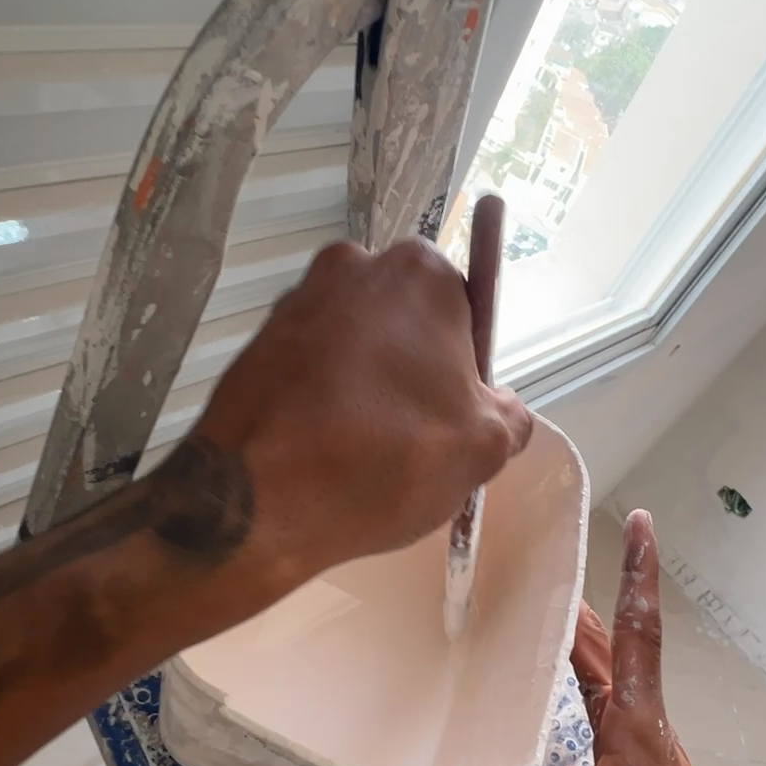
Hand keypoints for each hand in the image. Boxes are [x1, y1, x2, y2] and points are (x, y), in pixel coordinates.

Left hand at [189, 203, 530, 589]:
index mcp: (420, 273)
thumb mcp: (483, 448)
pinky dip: (322, 397)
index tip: (447, 418)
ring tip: (358, 448)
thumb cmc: (386, 461)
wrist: (257, 500)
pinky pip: (311, 365)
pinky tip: (320, 446)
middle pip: (406, 324)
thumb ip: (511, 415)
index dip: (461, 373)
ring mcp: (295, 300)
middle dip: (412, 373)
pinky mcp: (254, 340)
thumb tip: (500, 407)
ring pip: (356, 344)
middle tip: (407, 438)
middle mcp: (353, 265)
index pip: (464, 315)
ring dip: (366, 384)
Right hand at [433, 512, 765, 765]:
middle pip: (619, 646)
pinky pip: (616, 705)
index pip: (638, 637)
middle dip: (593, 594)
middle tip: (551, 555)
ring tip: (551, 603)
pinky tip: (568, 685)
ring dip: (591, 633)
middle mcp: (649, 732)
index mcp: (638, 735)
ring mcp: (653, 754)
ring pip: (618, 674)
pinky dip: (591, 676)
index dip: (637, 576)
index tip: (641, 524)